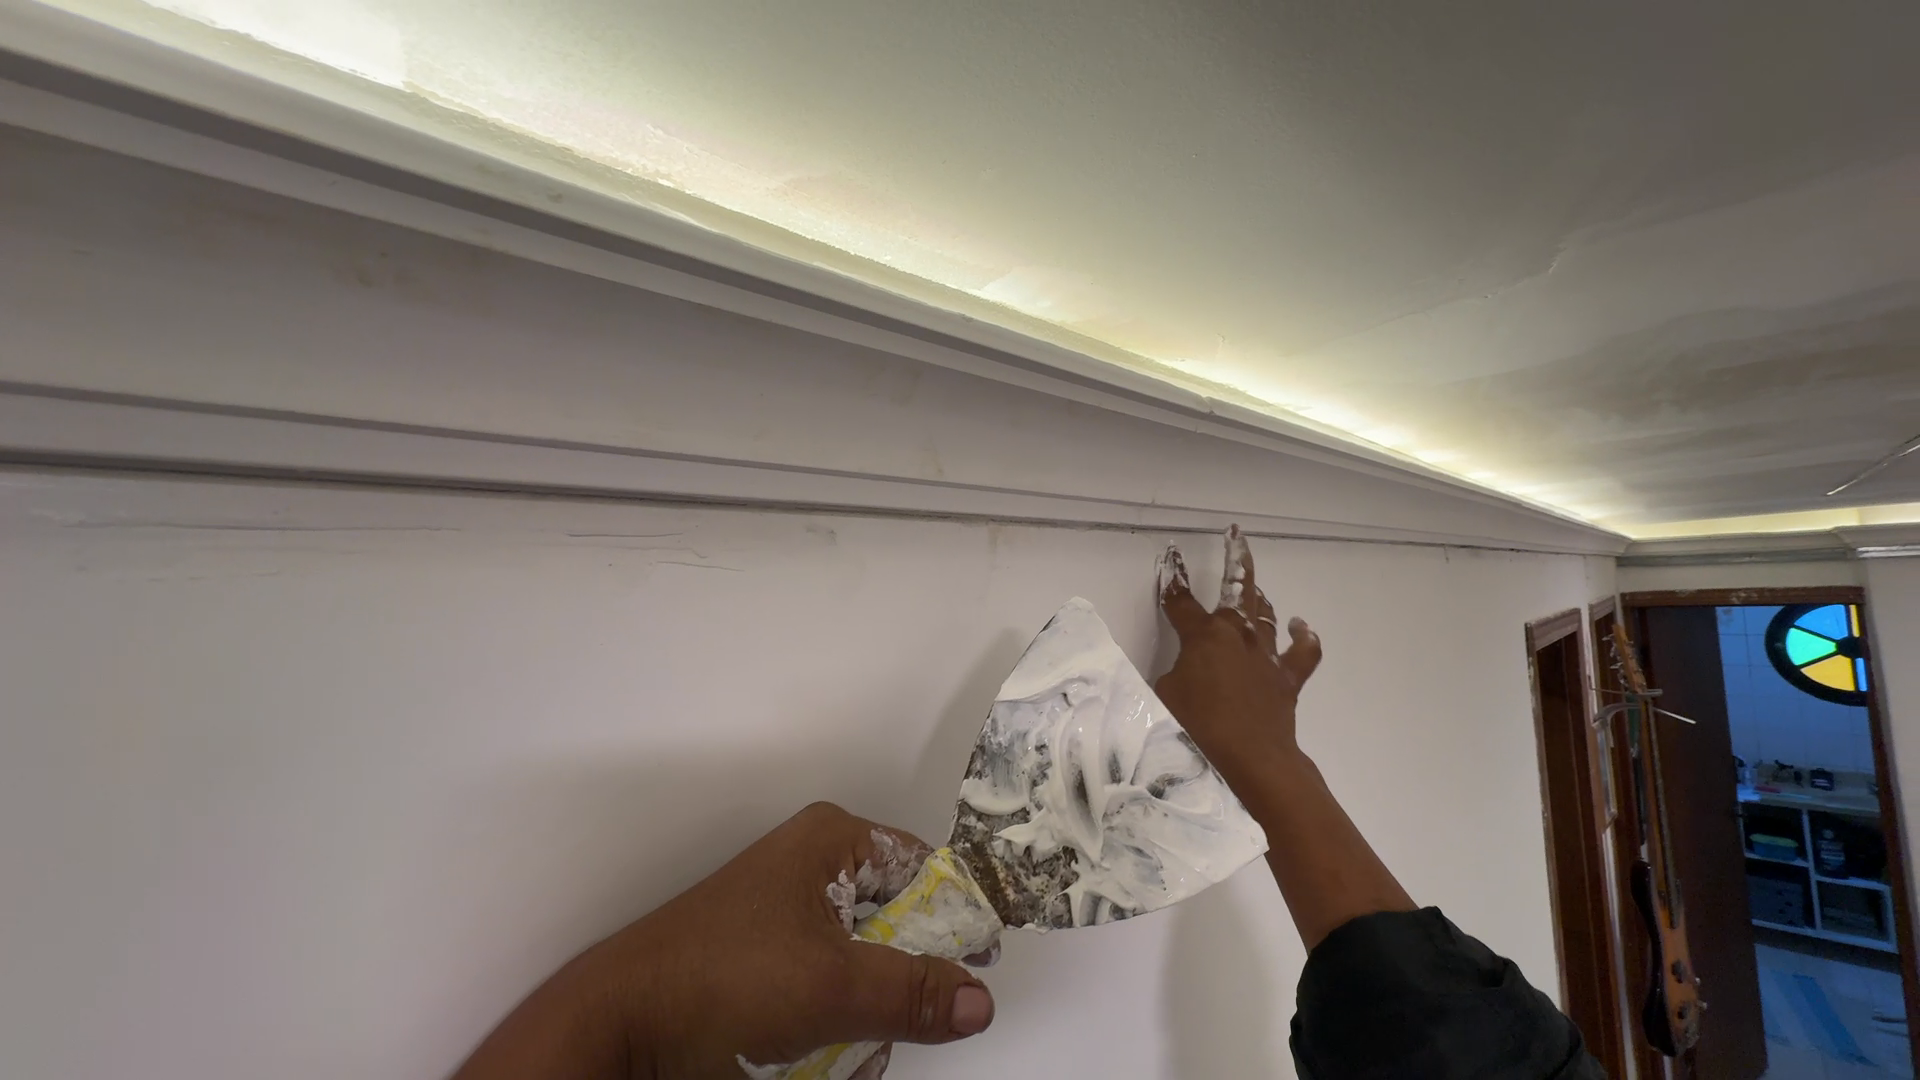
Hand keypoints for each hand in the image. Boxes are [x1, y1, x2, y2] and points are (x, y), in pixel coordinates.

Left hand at [453, 802, 996, 1079]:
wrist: (618, 1030)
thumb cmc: (728, 981)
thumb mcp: (832, 987)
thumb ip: (912, 992)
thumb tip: (983, 1000)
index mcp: (832, 841)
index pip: (921, 865)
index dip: (954, 912)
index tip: (978, 964)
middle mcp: (814, 865)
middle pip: (896, 917)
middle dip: (900, 978)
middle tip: (896, 1020)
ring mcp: (790, 913)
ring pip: (866, 961)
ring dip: (866, 1011)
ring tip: (840, 1045)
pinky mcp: (771, 957)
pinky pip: (832, 983)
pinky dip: (835, 1021)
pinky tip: (817, 1055)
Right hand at [1154, 526, 1322, 803]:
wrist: (1250, 760)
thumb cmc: (1197, 727)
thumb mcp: (1165, 695)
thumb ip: (1175, 672)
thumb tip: (1187, 670)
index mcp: (1203, 637)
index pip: (1180, 602)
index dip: (1171, 581)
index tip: (1169, 558)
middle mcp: (1237, 636)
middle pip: (1237, 590)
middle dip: (1235, 561)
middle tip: (1236, 537)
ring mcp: (1266, 656)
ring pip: (1265, 614)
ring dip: (1258, 598)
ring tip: (1253, 586)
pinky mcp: (1286, 679)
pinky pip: (1301, 652)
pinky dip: (1301, 637)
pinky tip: (1299, 626)